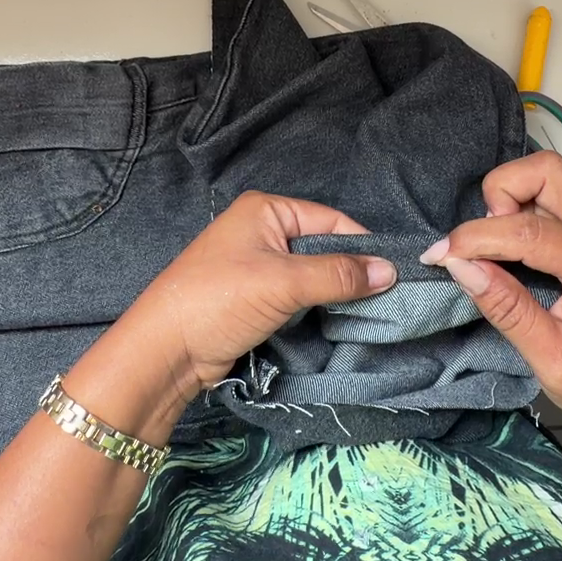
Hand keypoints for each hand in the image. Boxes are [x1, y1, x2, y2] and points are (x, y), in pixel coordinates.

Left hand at [123, 191, 397, 401]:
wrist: (166, 350)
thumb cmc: (221, 299)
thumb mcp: (284, 283)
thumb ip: (338, 275)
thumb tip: (390, 270)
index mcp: (266, 210)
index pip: (330, 220)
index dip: (363, 246)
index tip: (395, 276)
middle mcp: (262, 230)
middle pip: (322, 246)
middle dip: (350, 272)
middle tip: (387, 300)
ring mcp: (257, 264)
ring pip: (311, 273)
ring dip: (334, 293)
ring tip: (369, 314)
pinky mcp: (254, 295)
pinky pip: (297, 294)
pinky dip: (317, 306)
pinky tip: (338, 323)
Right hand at [420, 152, 561, 447]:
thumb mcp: (554, 363)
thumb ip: (508, 310)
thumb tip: (461, 267)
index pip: (531, 231)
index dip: (477, 238)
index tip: (442, 256)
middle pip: (547, 171)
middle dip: (501, 191)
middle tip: (484, 240)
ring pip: (547, 177)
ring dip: (509, 198)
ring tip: (495, 247)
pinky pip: (548, 199)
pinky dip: (517, 210)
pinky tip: (508, 251)